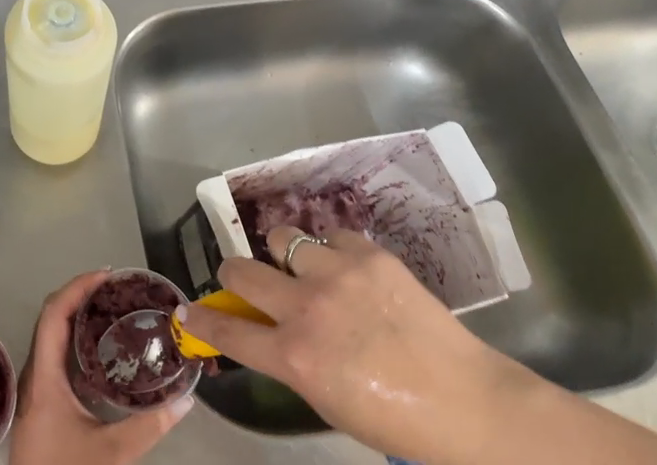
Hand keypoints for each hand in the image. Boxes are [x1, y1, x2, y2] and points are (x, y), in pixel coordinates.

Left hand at [10, 270, 192, 464]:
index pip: (53, 313)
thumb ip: (149, 427)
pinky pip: (54, 353)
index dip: (78, 287)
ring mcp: (35, 387)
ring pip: (50, 335)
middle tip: (116, 288)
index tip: (108, 275)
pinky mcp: (41, 400)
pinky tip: (101, 347)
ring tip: (112, 306)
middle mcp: (34, 373)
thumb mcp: (111, 453)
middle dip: (80, 294)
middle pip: (50, 317)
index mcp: (44, 376)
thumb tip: (186, 400)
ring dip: (76, 314)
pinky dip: (75, 338)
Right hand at [175, 226, 517, 461]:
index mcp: (293, 357)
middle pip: (241, 270)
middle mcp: (306, 309)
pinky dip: (333, 251)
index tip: (189, 309)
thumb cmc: (394, 419)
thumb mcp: (326, 400)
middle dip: (235, 274)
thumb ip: (292, 361)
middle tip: (247, 280)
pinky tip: (351, 271)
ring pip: (283, 239)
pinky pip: (331, 237)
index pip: (228, 330)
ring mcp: (337, 275)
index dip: (204, 318)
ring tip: (307, 269)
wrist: (467, 401)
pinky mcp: (369, 255)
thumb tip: (269, 333)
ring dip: (287, 257)